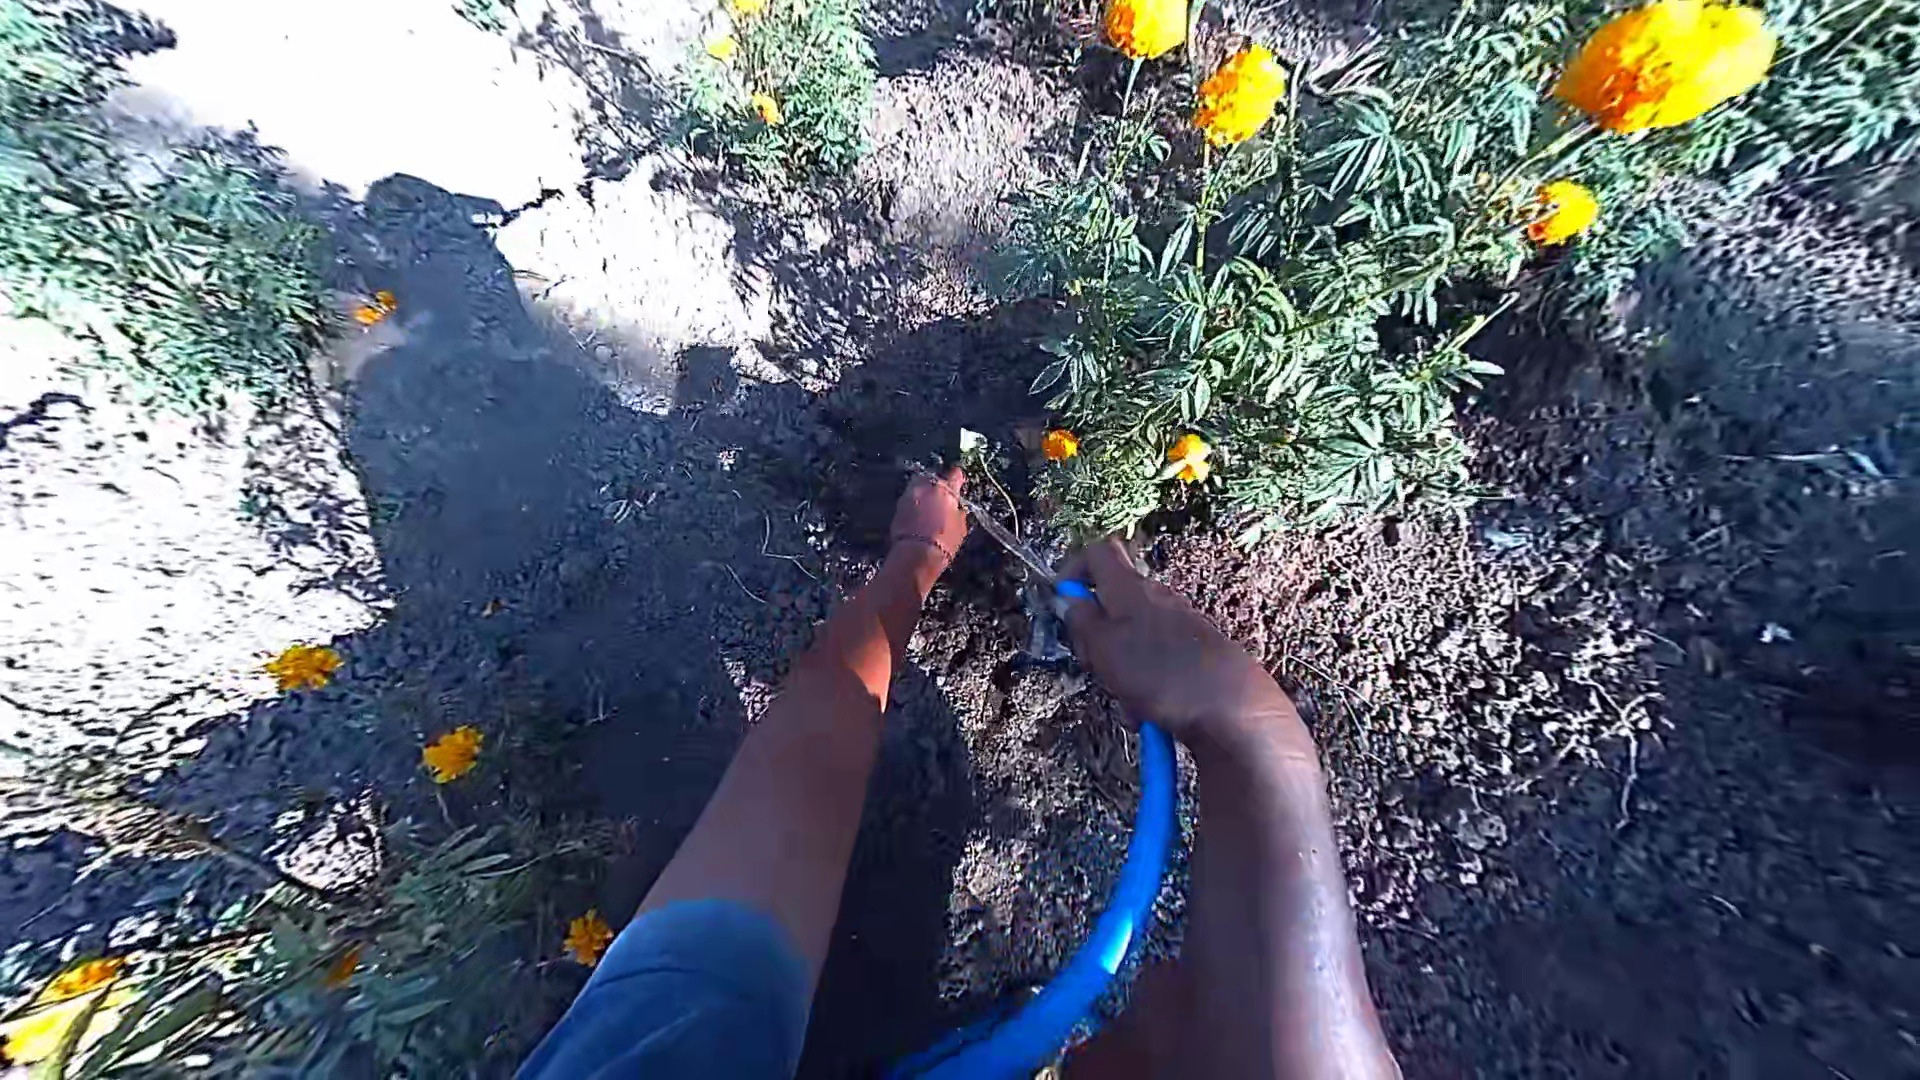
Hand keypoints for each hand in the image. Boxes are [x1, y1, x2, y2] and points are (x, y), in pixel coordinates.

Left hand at [888, 467, 967, 568]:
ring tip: (927, 505)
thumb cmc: (944, 542)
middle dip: (936, 484)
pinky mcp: (897, 506)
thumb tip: (957, 508)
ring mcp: (909, 495)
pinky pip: (908, 499)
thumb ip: (958, 513)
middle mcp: (926, 487)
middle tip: (940, 496)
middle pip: (932, 477)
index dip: (957, 478)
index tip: (958, 482)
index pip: (955, 475)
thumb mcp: (960, 528)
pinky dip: (913, 504)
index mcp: (946, 490)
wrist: (916, 554)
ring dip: (923, 492)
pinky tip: (917, 514)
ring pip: (917, 486)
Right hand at [1060, 539, 1301, 756]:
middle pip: (1111, 604)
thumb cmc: (1160, 674)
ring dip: (1119, 669)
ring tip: (1128, 703)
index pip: (1098, 552)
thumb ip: (1081, 621)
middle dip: (1095, 636)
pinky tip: (1151, 715)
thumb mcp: (1104, 648)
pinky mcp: (1195, 654)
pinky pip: (1155, 663)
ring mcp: (1178, 626)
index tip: (1062, 600)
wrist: (1237, 711)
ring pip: (1130, 640)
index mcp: (1130, 589)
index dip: (1074, 569)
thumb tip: (1071, 600)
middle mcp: (1156, 599)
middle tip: (1094, 664)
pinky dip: (1145, 685)